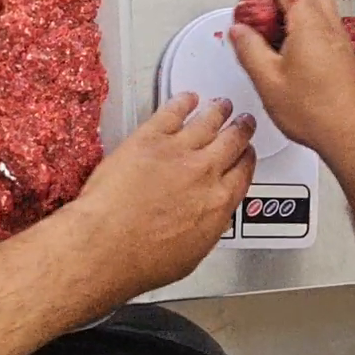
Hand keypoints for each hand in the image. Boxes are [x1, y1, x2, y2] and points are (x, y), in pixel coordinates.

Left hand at [64, 93, 256, 296]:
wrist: (107, 243)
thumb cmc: (143, 257)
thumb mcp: (191, 254)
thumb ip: (207, 228)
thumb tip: (209, 220)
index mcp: (218, 202)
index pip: (242, 171)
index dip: (247, 158)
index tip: (247, 152)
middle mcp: (204, 171)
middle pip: (231, 141)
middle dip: (240, 129)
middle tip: (244, 122)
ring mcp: (178, 150)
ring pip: (207, 121)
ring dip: (218, 111)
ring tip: (222, 105)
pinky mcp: (150, 137)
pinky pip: (173, 112)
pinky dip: (184, 101)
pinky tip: (187, 98)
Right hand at [228, 0, 354, 161]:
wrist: (353, 136)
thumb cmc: (315, 113)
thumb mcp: (268, 81)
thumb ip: (249, 50)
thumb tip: (239, 32)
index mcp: (310, 26)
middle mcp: (329, 28)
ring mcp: (340, 41)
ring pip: (320, 2)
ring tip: (270, 18)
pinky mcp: (343, 55)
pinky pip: (323, 21)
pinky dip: (303, 17)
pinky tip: (287, 40)